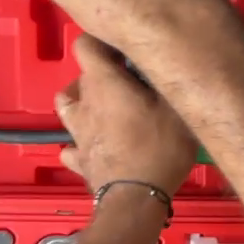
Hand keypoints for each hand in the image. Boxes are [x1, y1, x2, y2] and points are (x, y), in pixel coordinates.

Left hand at [55, 35, 195, 195]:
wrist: (137, 200)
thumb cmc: (159, 147)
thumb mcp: (175, 107)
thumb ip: (164, 81)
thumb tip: (159, 65)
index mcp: (103, 82)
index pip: (86, 44)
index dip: (103, 43)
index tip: (126, 51)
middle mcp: (83, 103)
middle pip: (82, 77)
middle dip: (103, 76)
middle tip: (130, 86)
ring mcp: (77, 135)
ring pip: (67, 108)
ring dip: (82, 105)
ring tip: (104, 111)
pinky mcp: (79, 162)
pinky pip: (72, 147)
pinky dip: (80, 145)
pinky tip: (96, 148)